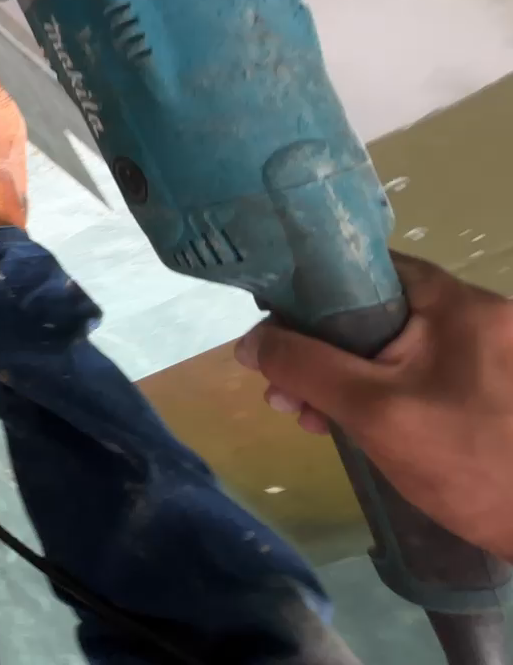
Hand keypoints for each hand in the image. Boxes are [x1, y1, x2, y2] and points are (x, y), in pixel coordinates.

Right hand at [235, 253, 512, 558]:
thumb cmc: (479, 466)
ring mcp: (486, 356)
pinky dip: (366, 391)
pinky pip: (404, 372)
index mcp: (462, 307)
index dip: (304, 293)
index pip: (361, 269)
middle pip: (363, 311)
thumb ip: (299, 365)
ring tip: (307, 416)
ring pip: (378, 345)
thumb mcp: (372, 411)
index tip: (273, 331)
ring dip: (330, 376)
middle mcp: (479, 319)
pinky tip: (343, 423)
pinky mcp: (486, 389)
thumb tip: (249, 343)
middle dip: (309, 350)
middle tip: (282, 391)